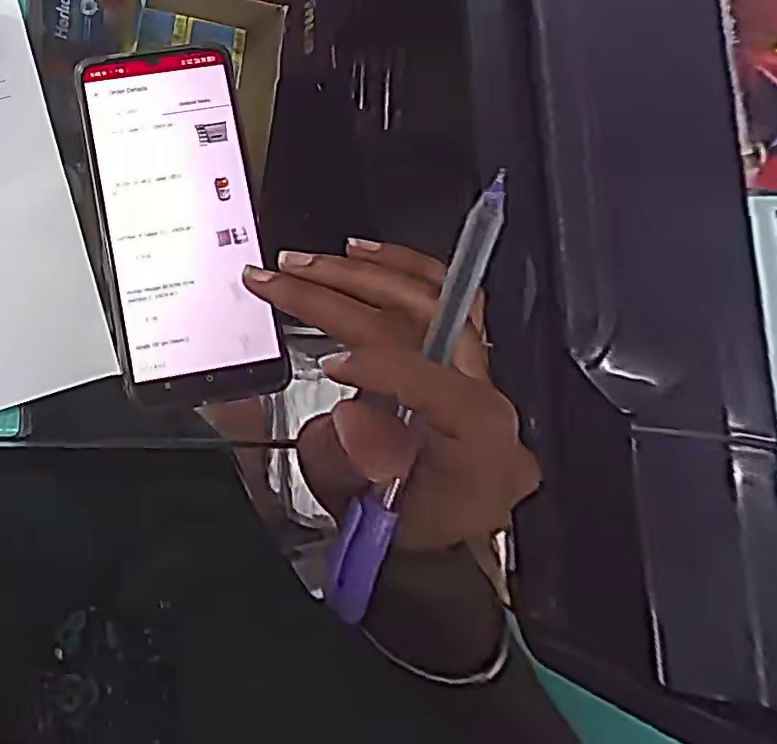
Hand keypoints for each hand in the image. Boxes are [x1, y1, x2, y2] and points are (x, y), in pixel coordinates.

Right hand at [243, 241, 539, 551]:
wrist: (413, 523)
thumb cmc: (385, 519)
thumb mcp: (354, 504)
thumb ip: (351, 459)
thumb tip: (351, 410)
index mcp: (480, 457)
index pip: (453, 396)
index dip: (392, 371)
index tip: (329, 363)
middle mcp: (491, 409)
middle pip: (432, 328)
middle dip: (346, 297)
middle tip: (285, 278)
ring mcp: (479, 377)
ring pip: (436, 301)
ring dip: (362, 274)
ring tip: (307, 263)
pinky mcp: (456, 356)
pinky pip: (444, 296)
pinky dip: (399, 267)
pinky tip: (359, 252)